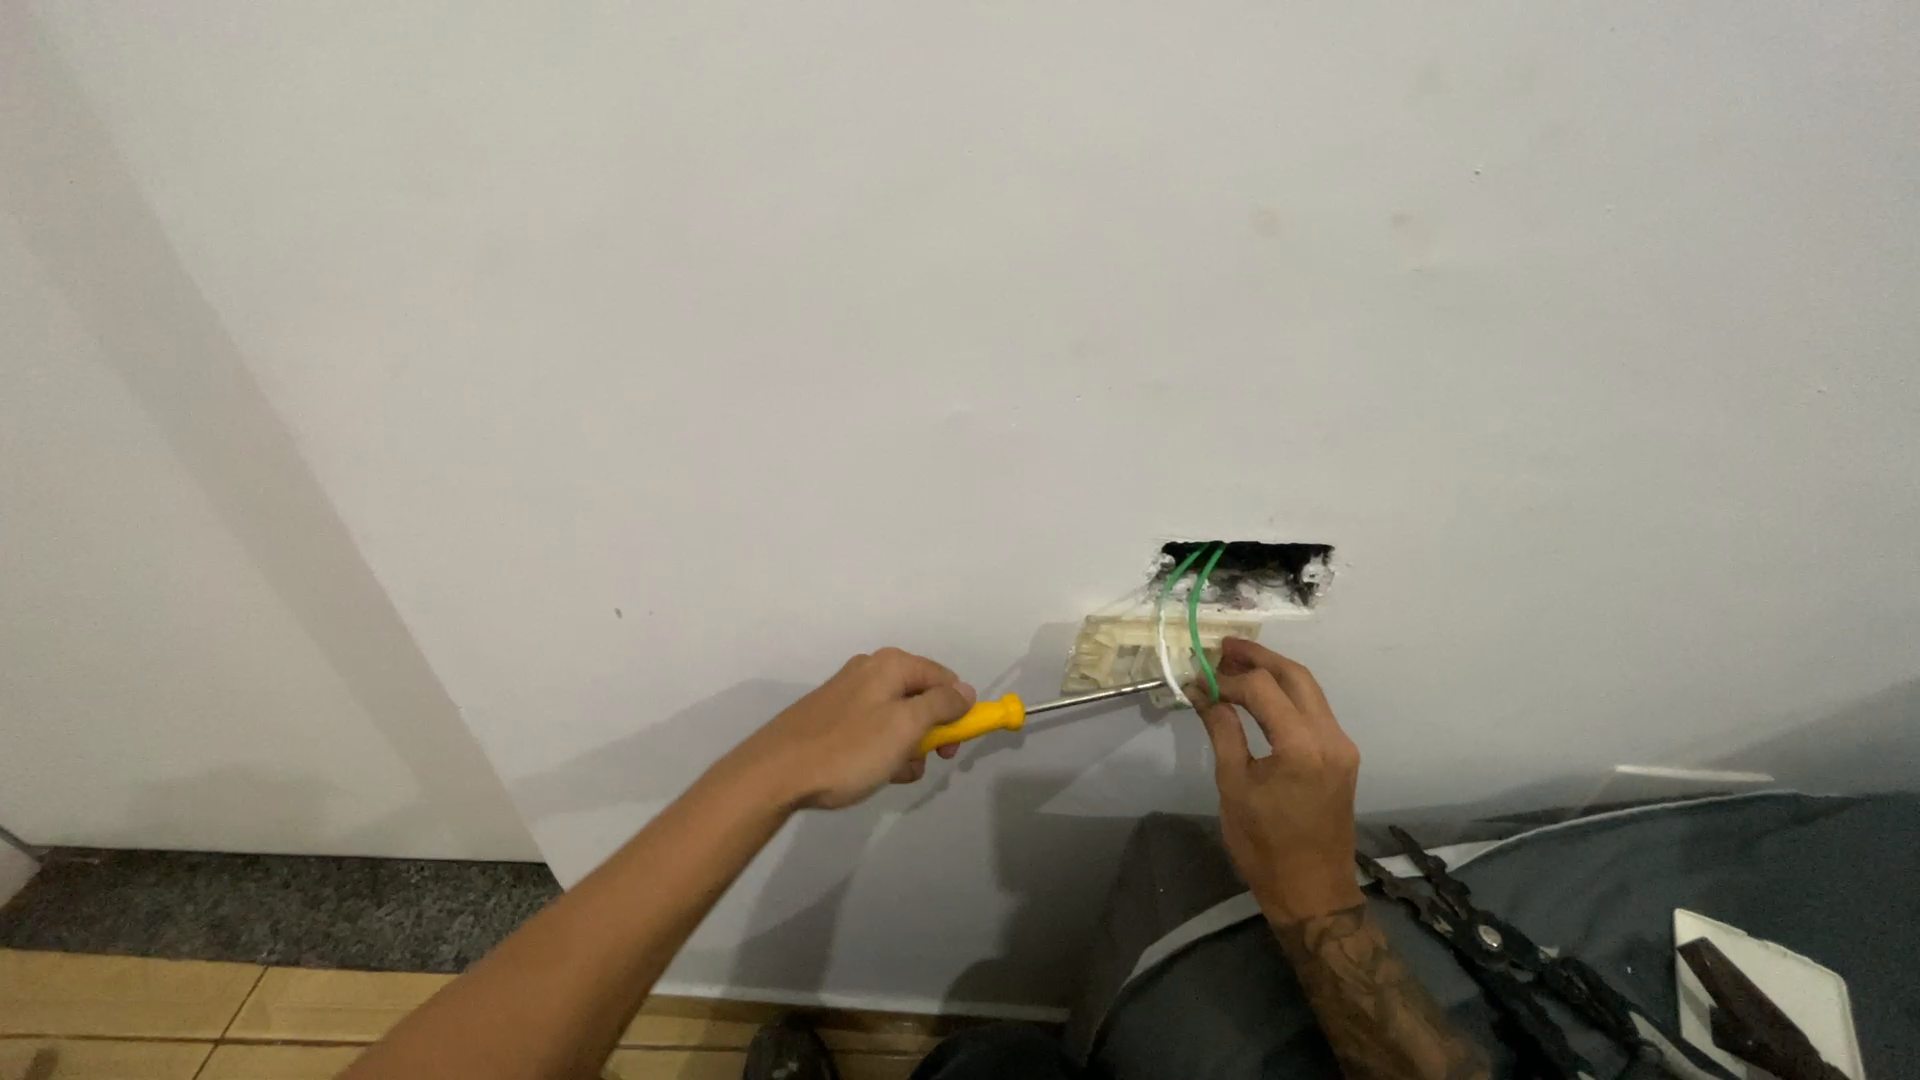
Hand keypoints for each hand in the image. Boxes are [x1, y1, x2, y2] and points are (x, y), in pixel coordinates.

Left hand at [737, 648, 973, 809]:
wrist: (775, 773)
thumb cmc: (848, 749)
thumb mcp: (905, 727)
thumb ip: (941, 705)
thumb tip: (966, 690)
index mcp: (891, 665)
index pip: (945, 679)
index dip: (958, 711)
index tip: (955, 746)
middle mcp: (871, 670)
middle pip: (922, 698)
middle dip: (929, 733)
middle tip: (925, 761)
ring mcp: (849, 694)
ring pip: (899, 719)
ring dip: (905, 748)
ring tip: (891, 773)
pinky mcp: (833, 718)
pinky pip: (874, 730)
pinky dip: (881, 751)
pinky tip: (872, 774)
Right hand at [1189, 638, 1364, 923]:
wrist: (1312, 891)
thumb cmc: (1264, 845)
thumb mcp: (1233, 785)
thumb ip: (1221, 730)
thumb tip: (1202, 691)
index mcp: (1301, 746)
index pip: (1261, 689)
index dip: (1227, 679)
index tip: (1199, 682)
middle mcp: (1330, 738)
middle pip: (1295, 676)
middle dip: (1258, 657)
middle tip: (1222, 648)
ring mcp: (1341, 746)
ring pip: (1309, 689)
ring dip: (1273, 672)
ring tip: (1235, 665)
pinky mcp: (1342, 755)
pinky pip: (1314, 710)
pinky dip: (1286, 694)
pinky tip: (1258, 696)